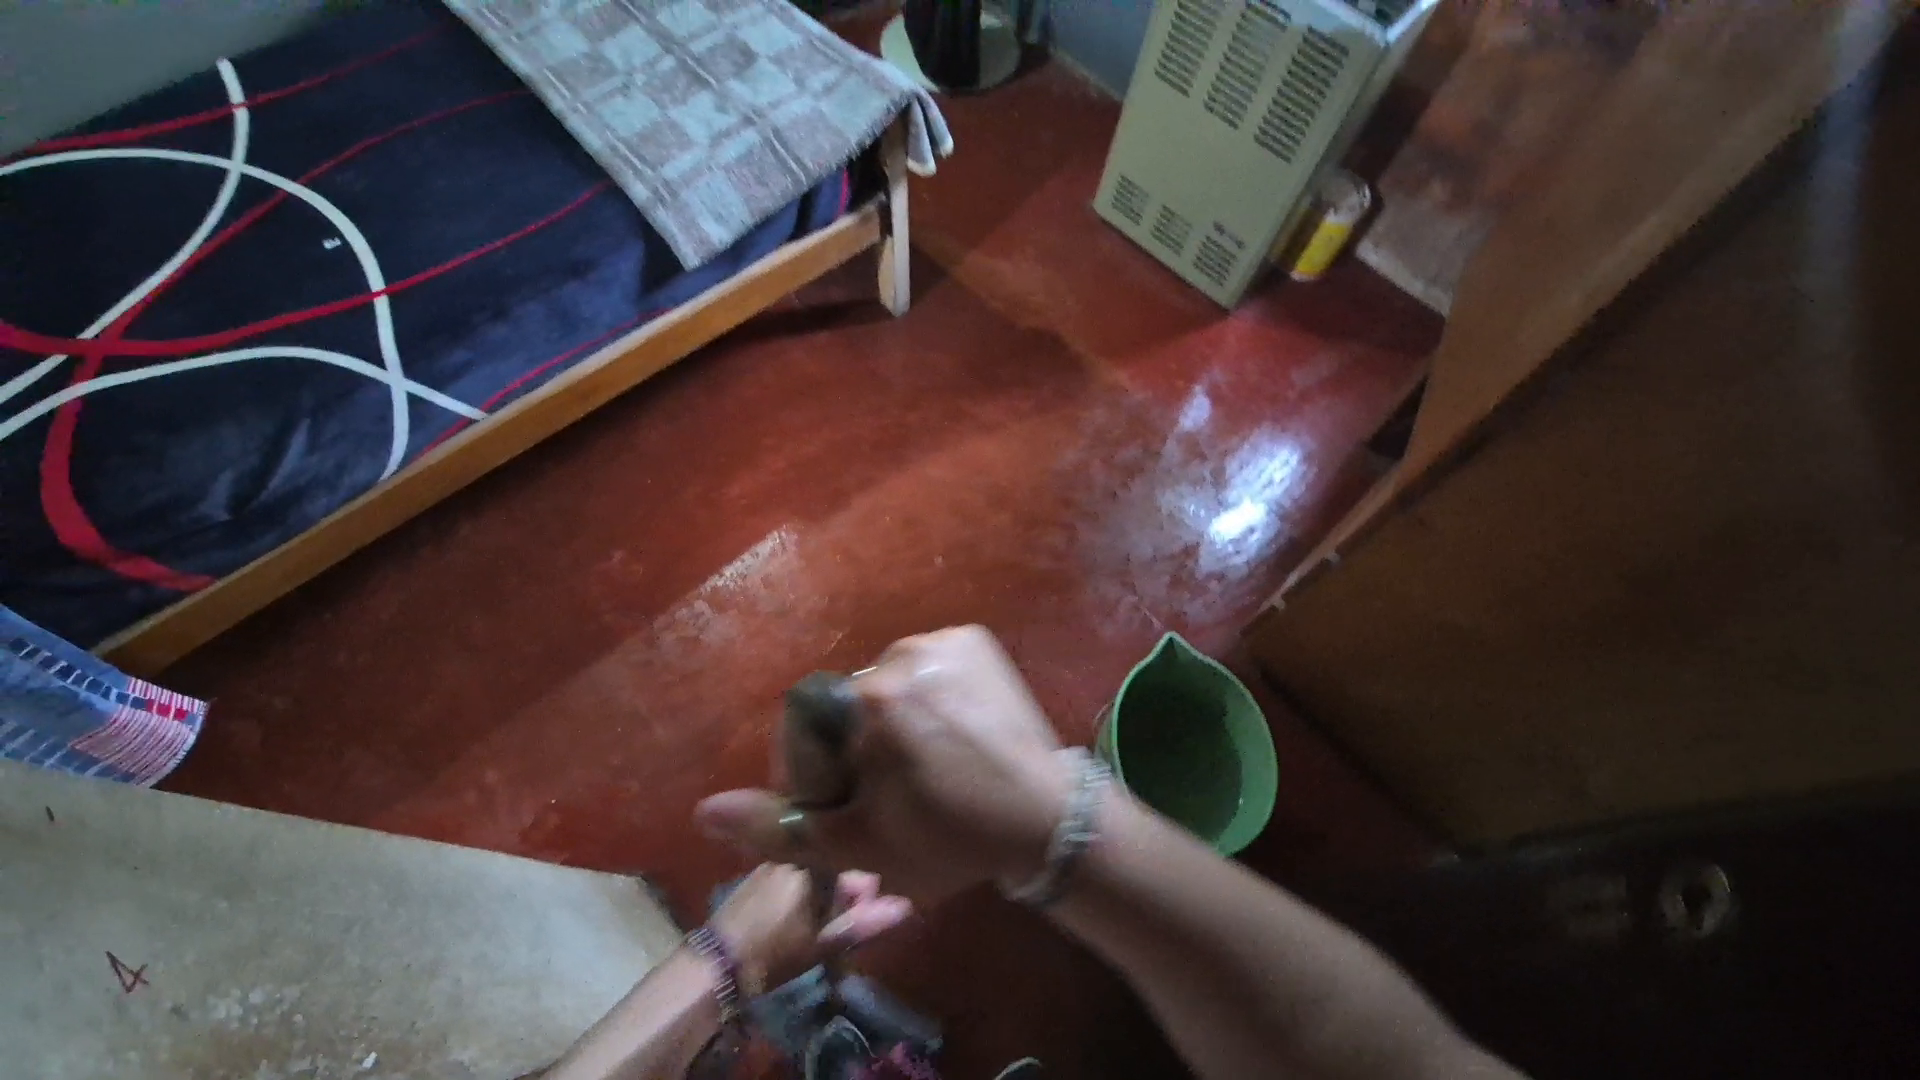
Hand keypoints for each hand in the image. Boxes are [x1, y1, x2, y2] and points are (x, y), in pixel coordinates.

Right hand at [697, 626, 1074, 902]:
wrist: (1046, 817)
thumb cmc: (948, 837)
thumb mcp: (858, 845)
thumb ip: (780, 827)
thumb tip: (704, 811)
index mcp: (865, 701)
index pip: (804, 727)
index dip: (817, 771)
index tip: (848, 803)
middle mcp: (899, 654)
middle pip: (847, 703)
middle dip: (855, 745)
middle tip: (894, 788)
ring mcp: (943, 641)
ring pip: (886, 682)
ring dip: (890, 717)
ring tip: (926, 760)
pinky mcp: (975, 640)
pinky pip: (927, 664)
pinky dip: (926, 693)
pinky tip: (951, 729)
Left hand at [707, 863, 911, 993]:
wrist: (715, 964)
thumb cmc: (773, 952)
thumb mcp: (823, 942)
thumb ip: (864, 921)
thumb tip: (905, 906)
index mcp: (813, 858)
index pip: (855, 856)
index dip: (870, 880)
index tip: (877, 901)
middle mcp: (794, 849)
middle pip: (834, 856)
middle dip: (849, 880)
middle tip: (854, 913)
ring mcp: (775, 858)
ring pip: (815, 861)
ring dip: (829, 880)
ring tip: (833, 911)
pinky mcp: (760, 871)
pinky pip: (797, 867)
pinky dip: (808, 882)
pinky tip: (807, 906)